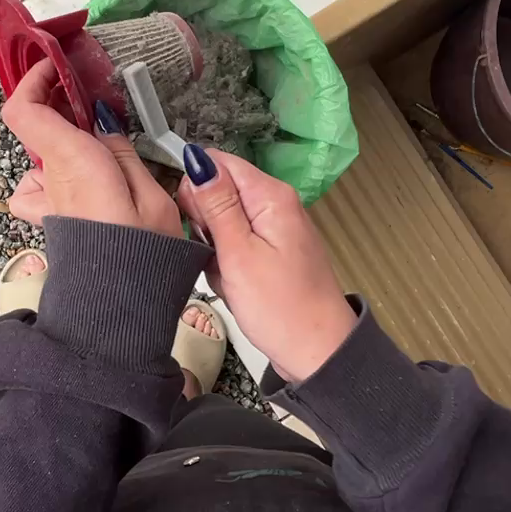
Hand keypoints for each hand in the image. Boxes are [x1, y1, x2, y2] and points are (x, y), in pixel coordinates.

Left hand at [0, 59, 181, 237]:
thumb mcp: (149, 194)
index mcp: (71, 161)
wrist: (120, 304)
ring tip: (103, 154)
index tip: (57, 68)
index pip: (23, 110)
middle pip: (36, 131)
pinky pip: (39, 188)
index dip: (31, 81)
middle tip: (99, 111)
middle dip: (63, 114)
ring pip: (41, 161)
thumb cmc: (141, 249)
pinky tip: (82, 185)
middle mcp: (49, 178)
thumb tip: (103, 124)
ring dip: (63, 150)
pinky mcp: (50, 219)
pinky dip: (54, 179)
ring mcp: (45, 201)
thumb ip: (123, 153)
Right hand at [176, 145, 355, 382]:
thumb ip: (216, 205)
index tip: (194, 221)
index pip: (218, 162)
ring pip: (221, 220)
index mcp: (270, 196)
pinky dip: (225, 261)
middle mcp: (274, 203)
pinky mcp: (270, 250)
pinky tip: (231, 282)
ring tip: (224, 273)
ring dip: (213, 246)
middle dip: (204, 221)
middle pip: (219, 190)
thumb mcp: (238, 254)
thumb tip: (196, 159)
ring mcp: (273, 228)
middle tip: (214, 254)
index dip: (195, 186)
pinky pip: (233, 243)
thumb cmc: (278, 306)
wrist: (316, 352)